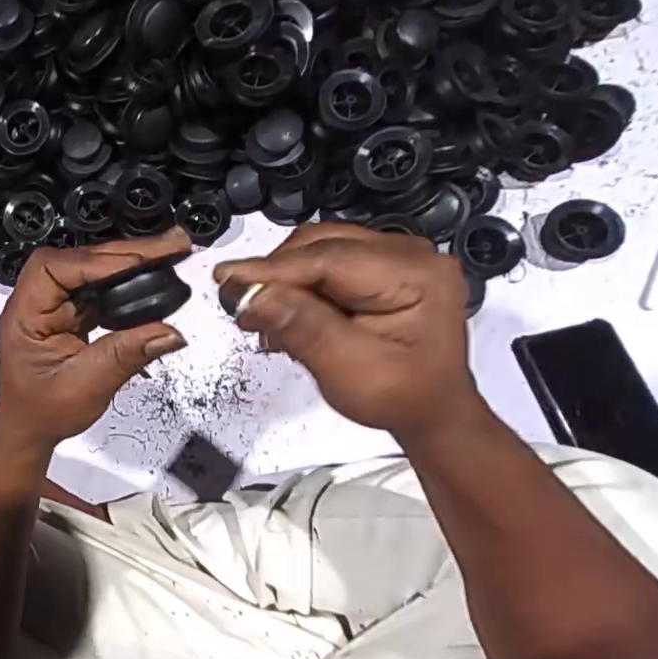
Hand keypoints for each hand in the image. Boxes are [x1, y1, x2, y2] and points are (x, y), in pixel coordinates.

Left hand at [0, 230, 191, 450]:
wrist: (30, 432)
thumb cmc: (40, 414)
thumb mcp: (85, 386)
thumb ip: (126, 355)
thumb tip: (167, 333)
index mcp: (24, 315)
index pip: (58, 268)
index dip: (100, 261)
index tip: (140, 261)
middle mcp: (36, 304)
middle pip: (80, 261)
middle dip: (126, 254)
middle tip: (169, 246)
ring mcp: (54, 308)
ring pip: (92, 272)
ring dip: (129, 264)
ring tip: (167, 255)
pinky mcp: (70, 316)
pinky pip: (99, 290)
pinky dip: (126, 283)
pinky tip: (149, 279)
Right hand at [215, 224, 484, 441]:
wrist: (428, 411)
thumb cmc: (403, 396)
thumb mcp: (349, 370)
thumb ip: (303, 329)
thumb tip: (254, 297)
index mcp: (416, 275)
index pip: (328, 259)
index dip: (271, 270)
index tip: (229, 280)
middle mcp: (409, 256)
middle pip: (320, 247)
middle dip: (273, 275)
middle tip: (237, 302)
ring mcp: (392, 260)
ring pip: (316, 252)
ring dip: (281, 281)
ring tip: (258, 314)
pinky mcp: (375, 270)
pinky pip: (323, 264)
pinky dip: (295, 286)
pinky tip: (280, 312)